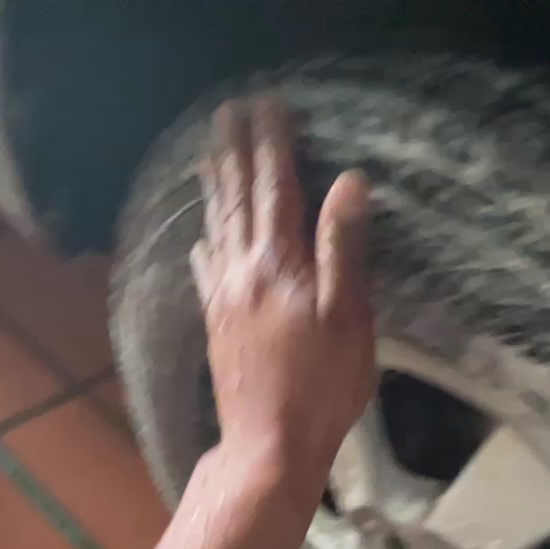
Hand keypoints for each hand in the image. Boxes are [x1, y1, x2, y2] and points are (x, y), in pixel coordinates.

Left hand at [193, 96, 374, 485]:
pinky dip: (205, 242)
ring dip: (215, 186)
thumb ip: (342, 249)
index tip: (270, 104)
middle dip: (236, 151)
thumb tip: (348, 181)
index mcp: (279, 264)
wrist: (269, 443)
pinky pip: (206, 270)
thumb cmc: (322, 387)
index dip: (274, 144)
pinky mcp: (217, 325)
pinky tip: (202, 239)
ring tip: (209, 154)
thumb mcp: (347, 318)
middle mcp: (242, 270)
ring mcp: (224, 298)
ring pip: (218, 228)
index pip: (277, 188)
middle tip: (230, 111)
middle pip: (238, 199)